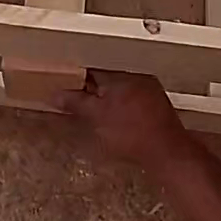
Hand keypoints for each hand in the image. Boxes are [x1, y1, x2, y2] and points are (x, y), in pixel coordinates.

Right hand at [53, 71, 200, 166]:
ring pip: (121, 89)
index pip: (92, 68)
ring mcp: (150, 90)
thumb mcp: (95, 117)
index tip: (66, 87)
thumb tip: (55, 94)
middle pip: (107, 78)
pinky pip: (133, 99)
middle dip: (92, 89)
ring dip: (108, 98)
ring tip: (98, 114)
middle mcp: (136, 77)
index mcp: (119, 75)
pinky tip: (118, 120)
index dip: (77, 78)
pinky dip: (123, 106)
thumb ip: (75, 102)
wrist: (165, 152)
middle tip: (79, 102)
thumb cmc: (129, 133)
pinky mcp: (158, 105)